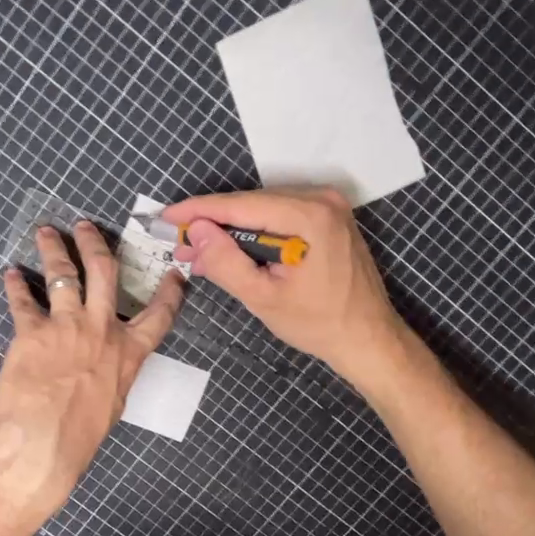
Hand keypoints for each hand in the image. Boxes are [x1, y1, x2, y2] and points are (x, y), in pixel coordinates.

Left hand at [0, 221, 182, 526]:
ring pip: (63, 274)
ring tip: (46, 233)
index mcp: (128, 354)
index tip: (175, 272)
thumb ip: (114, 375)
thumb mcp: (112, 405)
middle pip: (104, 273)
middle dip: (96, 244)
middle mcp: (101, 331)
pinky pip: (23, 300)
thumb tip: (107, 366)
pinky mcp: (31, 332)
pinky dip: (16, 284)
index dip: (170, 291)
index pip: (158, 315)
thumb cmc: (80, 437)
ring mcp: (66, 327)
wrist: (42, 445)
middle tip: (86, 227)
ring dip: (54, 248)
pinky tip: (11, 274)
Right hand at [165, 188, 409, 391]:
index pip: (241, 205)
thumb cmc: (317, 323)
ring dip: (230, 230)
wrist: (367, 336)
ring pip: (263, 211)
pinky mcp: (328, 219)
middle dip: (212, 225)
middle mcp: (321, 199)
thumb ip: (227, 263)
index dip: (199, 211)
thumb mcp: (263, 298)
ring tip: (199, 254)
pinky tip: (230, 251)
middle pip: (251, 204)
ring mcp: (328, 207)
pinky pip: (280, 218)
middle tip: (179, 246)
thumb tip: (196, 232)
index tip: (167, 217)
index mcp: (309, 215)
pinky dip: (253, 233)